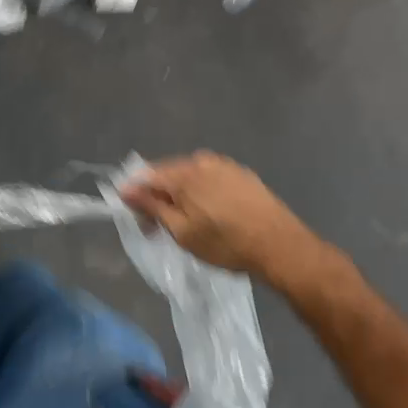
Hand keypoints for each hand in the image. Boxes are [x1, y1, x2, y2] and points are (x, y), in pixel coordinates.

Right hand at [121, 151, 322, 285]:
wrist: (281, 247)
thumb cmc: (226, 243)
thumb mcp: (182, 232)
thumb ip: (151, 207)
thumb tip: (125, 188)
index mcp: (182, 173)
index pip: (145, 177)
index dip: (137, 197)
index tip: (141, 221)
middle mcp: (201, 160)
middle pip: (168, 174)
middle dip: (160, 197)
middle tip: (162, 227)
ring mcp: (225, 165)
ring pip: (190, 177)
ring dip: (183, 196)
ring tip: (190, 223)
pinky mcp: (243, 175)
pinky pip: (211, 179)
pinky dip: (204, 194)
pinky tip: (214, 215)